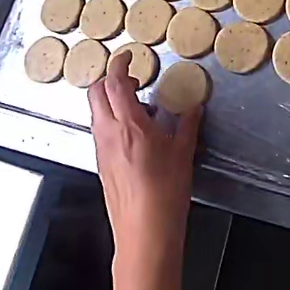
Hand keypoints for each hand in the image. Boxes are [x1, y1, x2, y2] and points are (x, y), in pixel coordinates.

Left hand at [89, 55, 202, 289]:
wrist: (144, 232)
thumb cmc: (165, 193)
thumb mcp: (184, 153)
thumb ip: (187, 125)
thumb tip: (193, 108)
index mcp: (129, 126)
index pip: (114, 84)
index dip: (119, 65)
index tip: (128, 56)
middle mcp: (108, 134)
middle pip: (96, 94)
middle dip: (109, 79)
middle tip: (131, 77)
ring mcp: (101, 150)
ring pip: (96, 112)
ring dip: (110, 100)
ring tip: (137, 102)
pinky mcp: (102, 165)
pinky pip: (101, 131)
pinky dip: (112, 120)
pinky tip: (135, 131)